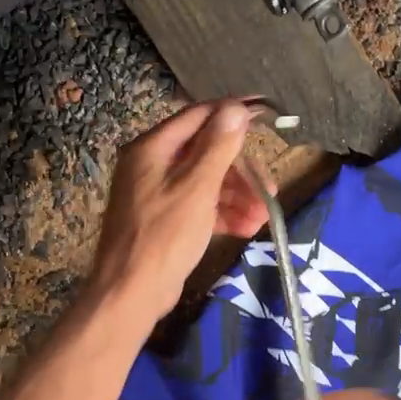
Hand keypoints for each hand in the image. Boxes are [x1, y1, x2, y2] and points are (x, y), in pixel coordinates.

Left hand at [89, 101, 268, 315]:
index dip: (232, 116)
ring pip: (206, 182)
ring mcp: (158, 193)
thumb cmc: (164, 235)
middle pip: (205, 153)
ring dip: (238, 196)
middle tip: (269, 188)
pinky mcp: (166, 219)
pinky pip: (199, 206)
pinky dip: (223, 214)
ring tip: (262, 217)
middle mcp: (152, 165)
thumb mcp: (197, 187)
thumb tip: (236, 108)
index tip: (265, 116)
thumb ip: (218, 146)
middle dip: (240, 171)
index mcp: (152, 148)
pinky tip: (247, 228)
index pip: (198, 117)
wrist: (131, 292)